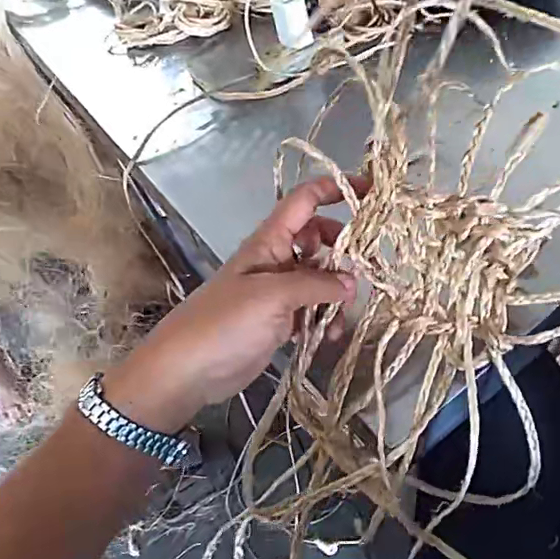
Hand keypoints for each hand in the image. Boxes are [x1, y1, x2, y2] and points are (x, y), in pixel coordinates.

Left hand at [104, 177, 360, 433]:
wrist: (188, 369)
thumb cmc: (225, 322)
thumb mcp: (273, 296)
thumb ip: (317, 285)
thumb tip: (352, 284)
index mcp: (270, 241)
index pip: (305, 201)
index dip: (335, 188)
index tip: (371, 191)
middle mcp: (278, 259)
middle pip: (320, 239)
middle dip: (344, 251)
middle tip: (363, 270)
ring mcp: (280, 290)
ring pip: (321, 277)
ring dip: (337, 292)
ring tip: (341, 316)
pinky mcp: (282, 319)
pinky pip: (314, 308)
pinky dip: (326, 318)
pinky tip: (330, 335)